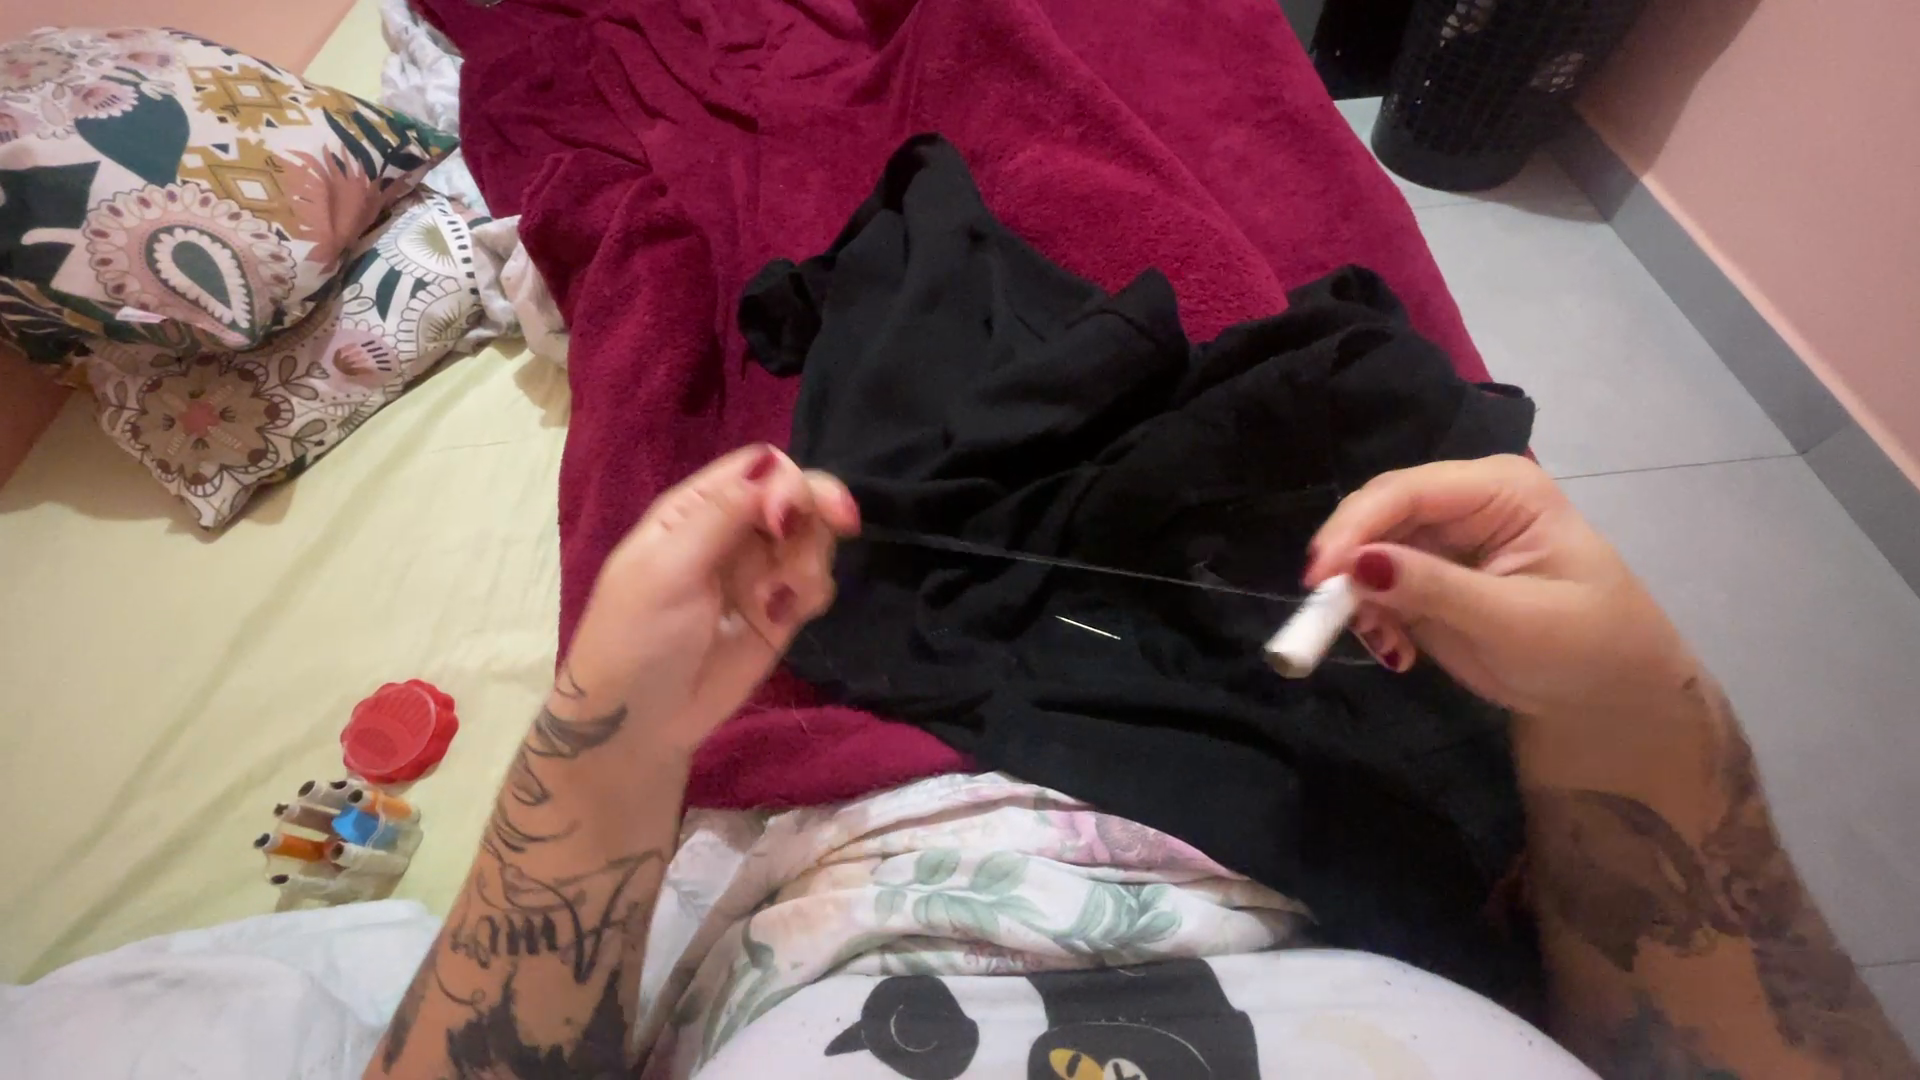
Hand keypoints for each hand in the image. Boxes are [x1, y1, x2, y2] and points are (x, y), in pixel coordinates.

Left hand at [559, 444, 860, 750]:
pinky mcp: (782, 611)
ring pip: (815, 539)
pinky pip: (818, 583)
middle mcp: (734, 532)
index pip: (759, 469)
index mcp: (697, 510)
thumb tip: (775, 461)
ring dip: (811, 560)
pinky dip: (814, 591)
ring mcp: (761, 572)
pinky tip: (786, 614)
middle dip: (818, 511)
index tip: (790, 517)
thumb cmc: (637, 638)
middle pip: (797, 497)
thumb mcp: (668, 570)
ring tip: (783, 597)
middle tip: (843, 525)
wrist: (641, 723)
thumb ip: (722, 516)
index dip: (787, 483)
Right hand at [1304, 454, 1697, 720]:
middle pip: (1375, 513)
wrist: (1604, 696)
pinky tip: (1395, 649)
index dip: (1356, 525)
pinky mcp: (1416, 573)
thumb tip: (1358, 565)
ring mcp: (1436, 538)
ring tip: (1383, 643)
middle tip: (1325, 609)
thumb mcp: (1515, 620)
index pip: (1408, 490)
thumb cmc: (1587, 648)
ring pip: (1361, 549)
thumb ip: (1435, 588)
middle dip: (1347, 561)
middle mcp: (1460, 503)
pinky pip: (1366, 583)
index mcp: (1500, 490)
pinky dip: (1367, 616)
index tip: (1319, 574)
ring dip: (1356, 596)